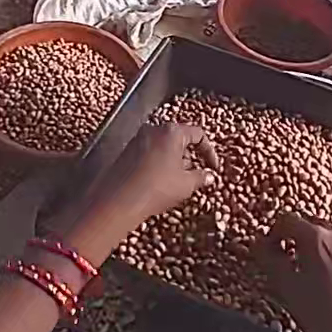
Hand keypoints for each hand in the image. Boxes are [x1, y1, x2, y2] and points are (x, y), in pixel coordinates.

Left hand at [50, 123, 216, 259]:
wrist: (119, 201)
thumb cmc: (156, 188)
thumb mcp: (186, 184)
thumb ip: (201, 176)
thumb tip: (209, 176)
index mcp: (172, 131)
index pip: (198, 134)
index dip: (209, 152)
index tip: (213, 168)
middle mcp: (154, 129)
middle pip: (179, 138)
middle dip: (190, 156)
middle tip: (197, 174)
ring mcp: (138, 140)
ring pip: (163, 145)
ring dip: (174, 160)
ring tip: (179, 181)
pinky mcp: (126, 152)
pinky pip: (150, 153)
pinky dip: (159, 163)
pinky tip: (161, 182)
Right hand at [255, 212, 331, 331]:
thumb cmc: (322, 320)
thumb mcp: (286, 288)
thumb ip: (269, 258)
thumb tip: (258, 244)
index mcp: (318, 238)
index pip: (287, 220)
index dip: (273, 234)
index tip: (267, 249)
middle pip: (310, 226)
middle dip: (295, 240)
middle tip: (284, 263)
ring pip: (330, 240)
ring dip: (315, 251)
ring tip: (307, 278)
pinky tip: (329, 288)